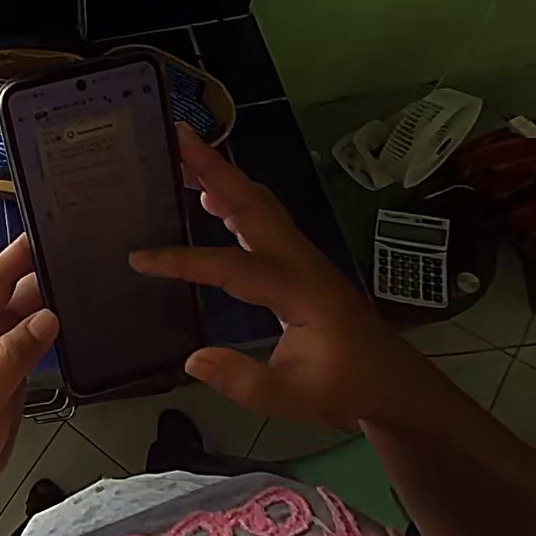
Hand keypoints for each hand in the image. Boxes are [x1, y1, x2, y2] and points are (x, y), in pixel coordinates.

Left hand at [0, 234, 58, 506]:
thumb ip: (13, 354)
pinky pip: (36, 342)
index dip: (15, 257)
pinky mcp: (14, 371)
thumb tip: (48, 317)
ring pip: (29, 318)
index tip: (41, 232)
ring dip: (52, 304)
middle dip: (42, 276)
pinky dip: (54, 333)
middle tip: (77, 257)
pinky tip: (76, 324)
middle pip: (15, 296)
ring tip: (85, 285)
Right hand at [130, 127, 434, 428]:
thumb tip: (192, 359)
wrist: (396, 385)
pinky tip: (208, 196)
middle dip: (214, 167)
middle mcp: (299, 260)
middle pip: (252, 203)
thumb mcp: (296, 398)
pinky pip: (262, 216)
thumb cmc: (348, 390)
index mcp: (298, 290)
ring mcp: (300, 255)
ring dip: (222, 175)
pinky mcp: (297, 259)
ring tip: (183, 155)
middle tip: (177, 137)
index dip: (184, 260)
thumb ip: (244, 382)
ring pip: (258, 202)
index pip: (232, 266)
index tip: (139, 258)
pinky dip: (234, 196)